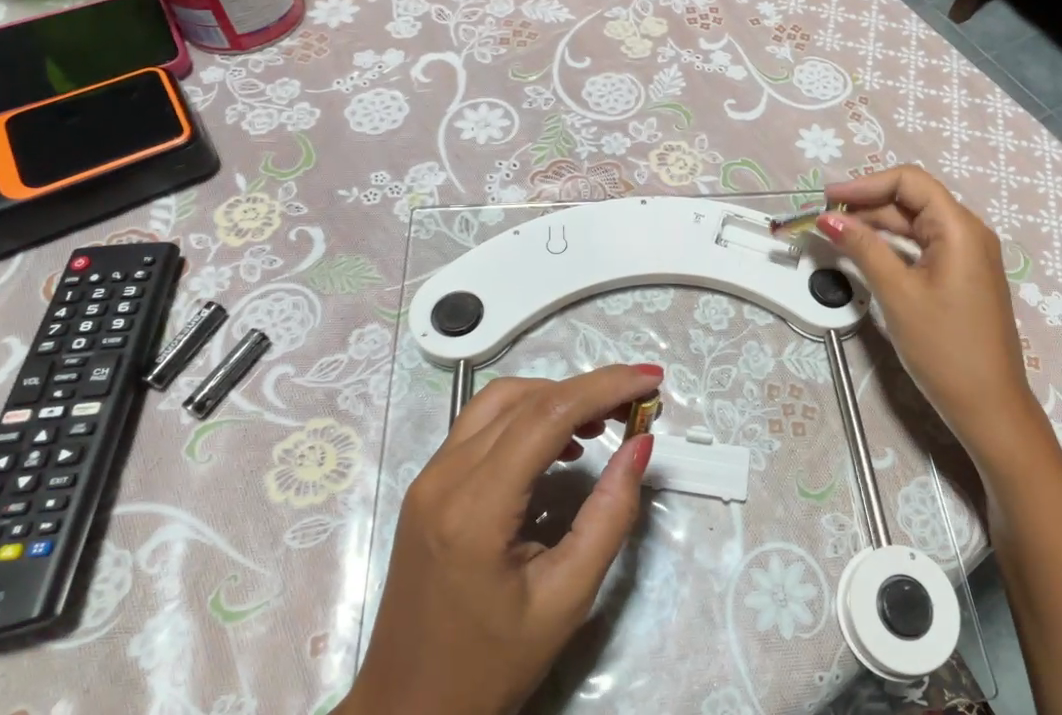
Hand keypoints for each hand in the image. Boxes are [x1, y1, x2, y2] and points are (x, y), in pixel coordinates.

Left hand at [356, 364, 661, 714]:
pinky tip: (562, 447)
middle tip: (637, 403)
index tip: (652, 379)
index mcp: (475, 507)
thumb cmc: (491, 663)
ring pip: (497, 404)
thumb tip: (640, 445)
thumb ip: (609, 515)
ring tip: (606, 421)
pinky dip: (527, 419)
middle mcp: (443, 477)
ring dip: (555, 398)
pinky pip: (481, 430)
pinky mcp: (428, 488)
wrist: (409, 707)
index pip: (546, 414)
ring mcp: (429, 479)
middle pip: (523, 399)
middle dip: (586, 388)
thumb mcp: (566, 598)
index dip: (604, 386)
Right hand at [818, 165, 1040, 463]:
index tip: (827, 198)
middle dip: (866, 204)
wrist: (988, 404)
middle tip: (823, 219)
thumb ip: (863, 249)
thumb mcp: (897, 294)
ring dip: (875, 225)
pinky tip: (863, 253)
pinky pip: (922, 247)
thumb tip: (829, 218)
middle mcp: (968, 233)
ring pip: (915, 225)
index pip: (909, 181)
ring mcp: (967, 256)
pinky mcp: (961, 278)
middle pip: (912, 200)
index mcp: (960, 228)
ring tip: (835, 233)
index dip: (865, 184)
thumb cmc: (944, 347)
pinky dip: (891, 246)